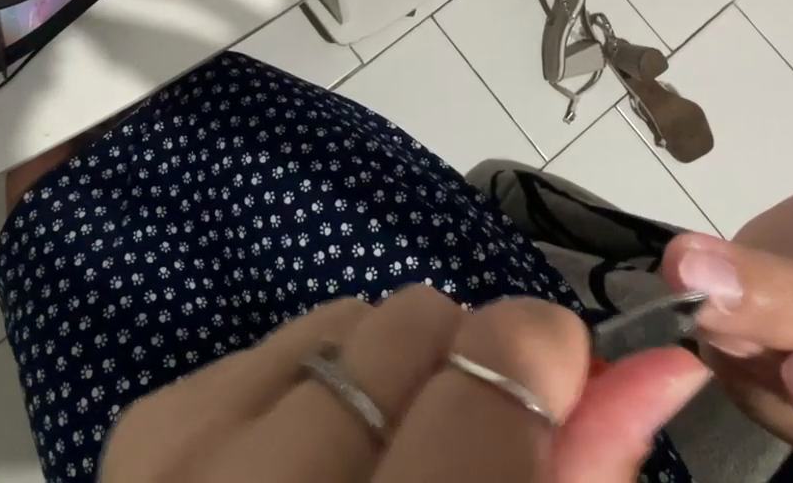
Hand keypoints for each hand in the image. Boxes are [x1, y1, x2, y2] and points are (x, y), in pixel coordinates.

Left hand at [102, 286, 709, 481]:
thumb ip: (585, 478)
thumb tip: (652, 365)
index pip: (479, 387)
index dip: (541, 352)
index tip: (563, 366)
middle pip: (404, 329)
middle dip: (463, 357)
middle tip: (476, 419)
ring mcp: (178, 470)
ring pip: (339, 324)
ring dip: (389, 362)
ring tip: (393, 443)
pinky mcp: (140, 442)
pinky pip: (269, 345)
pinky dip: (317, 371)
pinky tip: (321, 443)